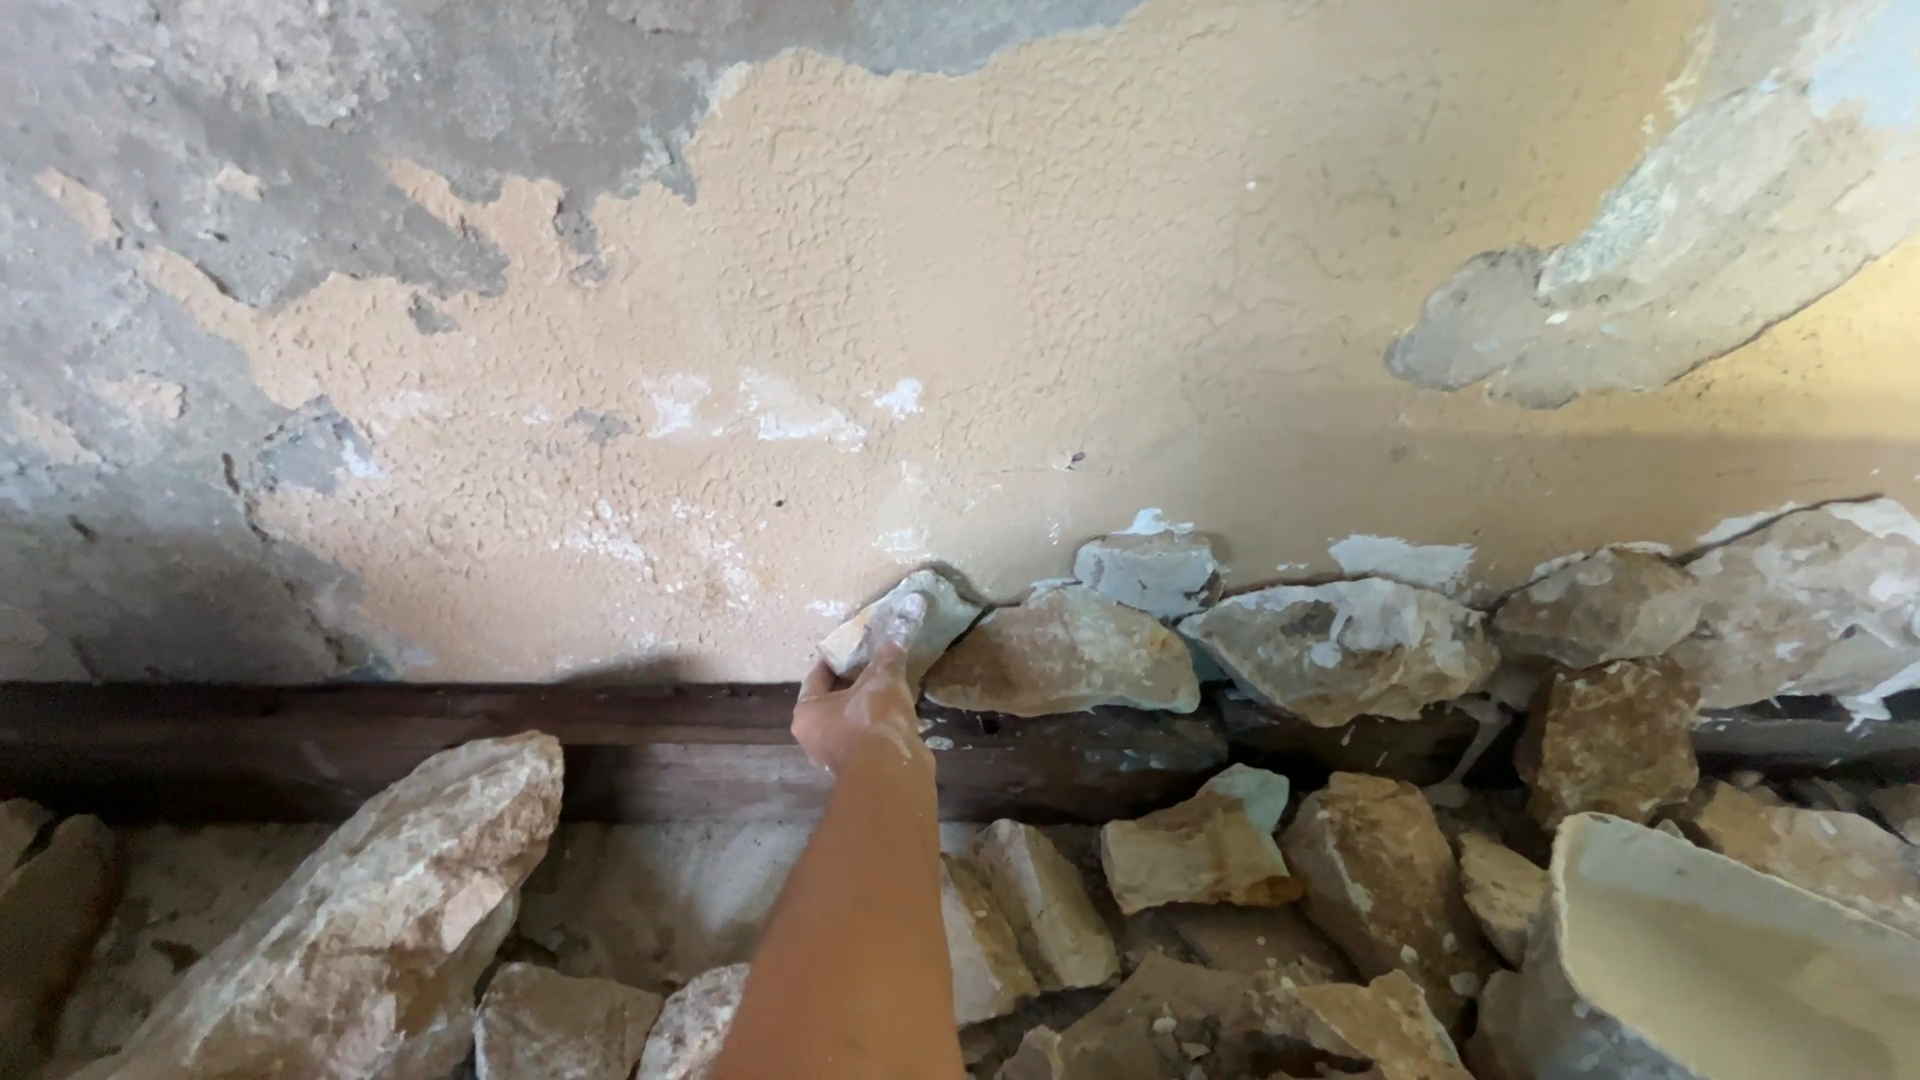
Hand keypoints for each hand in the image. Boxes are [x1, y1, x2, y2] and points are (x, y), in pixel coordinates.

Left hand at [793, 592, 929, 773]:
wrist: (891, 772)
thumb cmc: (871, 719)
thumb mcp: (882, 677)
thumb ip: (892, 648)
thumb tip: (911, 606)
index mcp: (807, 713)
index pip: (818, 676)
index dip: (837, 658)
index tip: (854, 645)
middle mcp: (815, 737)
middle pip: (833, 700)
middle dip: (854, 683)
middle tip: (875, 662)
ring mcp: (838, 756)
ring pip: (851, 721)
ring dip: (868, 706)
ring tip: (891, 685)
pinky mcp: (863, 768)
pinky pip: (869, 738)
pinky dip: (882, 725)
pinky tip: (901, 711)